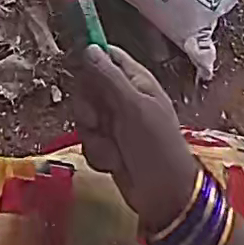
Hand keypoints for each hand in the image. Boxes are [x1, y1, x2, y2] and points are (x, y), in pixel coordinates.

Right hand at [72, 45, 200, 231]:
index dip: (90, 59)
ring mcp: (114, 122)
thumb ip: (109, 78)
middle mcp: (122, 97)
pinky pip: (88, 140)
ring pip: (84, 116)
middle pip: (87, 86)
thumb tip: (89, 47)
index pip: (107, 55)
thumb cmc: (156, 146)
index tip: (78, 72)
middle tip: (99, 120)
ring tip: (113, 149)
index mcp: (135, 80)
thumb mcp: (133, 108)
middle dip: (88, 107)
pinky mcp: (107, 145)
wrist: (166, 197)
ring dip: (94, 135)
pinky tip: (113, 163)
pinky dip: (98, 152)